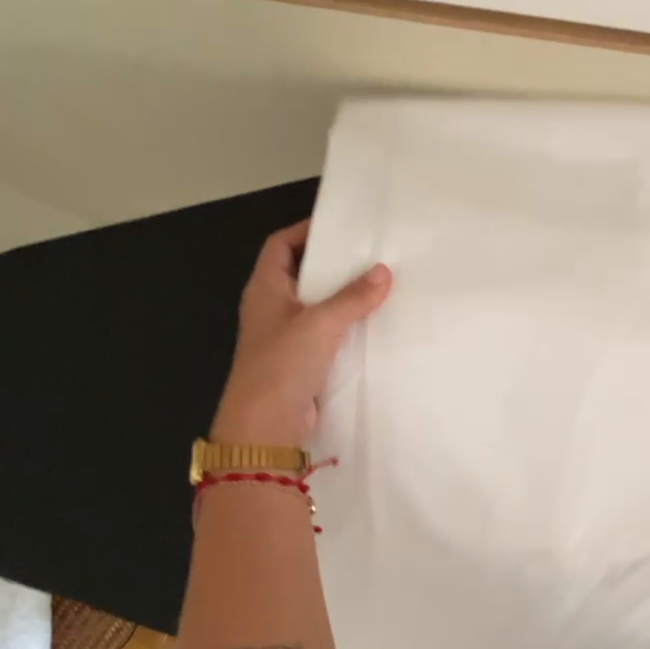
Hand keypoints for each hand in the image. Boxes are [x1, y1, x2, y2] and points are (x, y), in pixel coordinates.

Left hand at [211, 221, 392, 447]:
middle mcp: (274, 307)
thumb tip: (383, 271)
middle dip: (335, 264)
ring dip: (346, 296)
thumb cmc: (283, 363)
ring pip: (320, 305)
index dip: (306, 231)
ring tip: (383, 284)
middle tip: (373, 253)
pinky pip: (330, 333)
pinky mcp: (304, 360)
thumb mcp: (321, 323)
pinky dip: (350, 326)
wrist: (268, 423)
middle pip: (304, 273)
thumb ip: (353, 297)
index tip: (342, 225)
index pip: (281, 245)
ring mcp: (288, 335)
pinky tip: (377, 323)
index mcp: (266, 288)